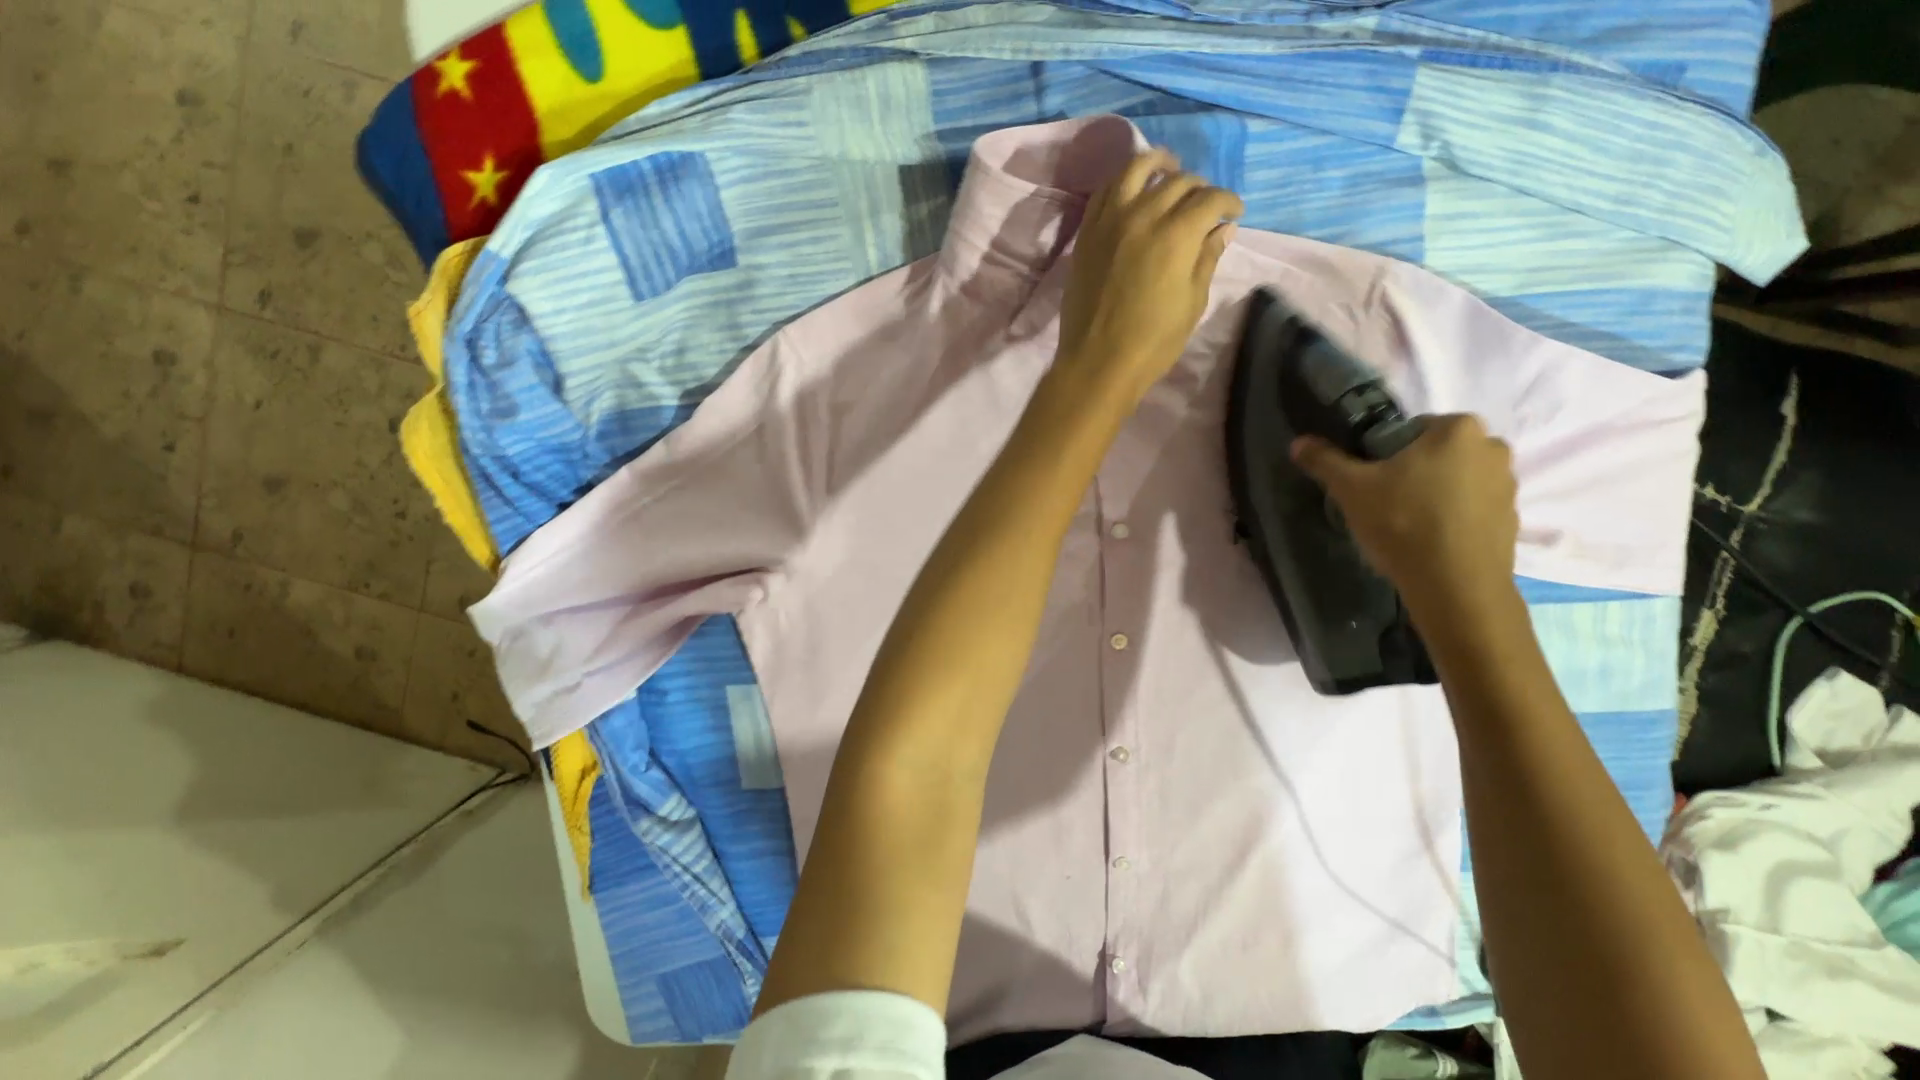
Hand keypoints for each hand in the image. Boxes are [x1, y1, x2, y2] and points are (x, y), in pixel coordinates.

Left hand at [1055, 148, 1243, 401]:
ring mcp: (1109, 221)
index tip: (1235, 214)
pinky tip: (1133, 187)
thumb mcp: (1192, 302)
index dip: (1229, 202)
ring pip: (1136, 170)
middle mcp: (1143, 215)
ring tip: (1170, 166)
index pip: (1210, 199)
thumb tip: (1223, 228)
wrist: (1098, 362)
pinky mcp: (1086, 233)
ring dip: (1159, 163)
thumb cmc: (1153, 341)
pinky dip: (1123, 180)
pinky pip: (1105, 191)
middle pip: (1178, 181)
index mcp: (1176, 235)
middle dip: (1200, 187)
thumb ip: (1207, 258)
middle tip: (1206, 202)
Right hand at [1291, 415, 1519, 622]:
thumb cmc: (1403, 524)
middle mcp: (1492, 447)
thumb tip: (1298, 443)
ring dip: (1436, 494)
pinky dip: (1454, 519)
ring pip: (1458, 481)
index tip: (1373, 481)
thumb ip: (1325, 461)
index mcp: (1457, 428)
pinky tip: (1432, 543)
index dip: (1386, 454)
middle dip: (1415, 472)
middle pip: (1437, 454)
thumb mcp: (1351, 490)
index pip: (1411, 429)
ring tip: (1410, 527)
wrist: (1456, 587)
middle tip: (1387, 503)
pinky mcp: (1513, 520)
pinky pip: (1474, 509)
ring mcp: (1509, 485)